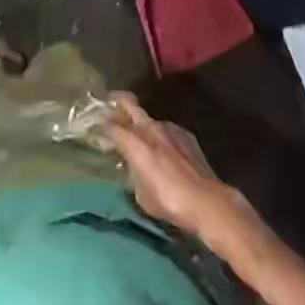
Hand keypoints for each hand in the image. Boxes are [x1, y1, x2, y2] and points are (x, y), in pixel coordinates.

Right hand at [105, 94, 247, 243]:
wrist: (208, 202)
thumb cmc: (170, 201)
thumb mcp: (142, 195)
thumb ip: (133, 174)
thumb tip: (133, 168)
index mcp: (135, 143)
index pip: (112, 127)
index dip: (102, 127)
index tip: (96, 129)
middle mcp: (150, 129)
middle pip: (130, 106)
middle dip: (117, 102)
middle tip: (109, 103)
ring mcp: (170, 128)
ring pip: (149, 119)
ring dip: (142, 123)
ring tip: (140, 135)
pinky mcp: (186, 135)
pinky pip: (167, 130)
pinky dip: (161, 135)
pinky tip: (164, 148)